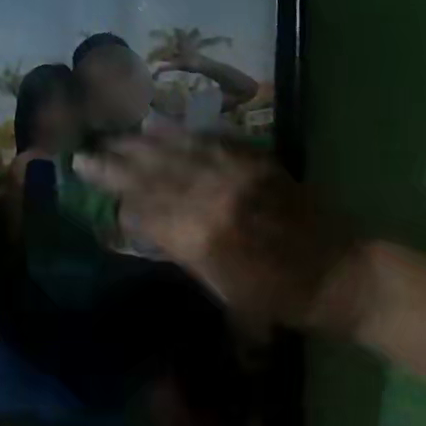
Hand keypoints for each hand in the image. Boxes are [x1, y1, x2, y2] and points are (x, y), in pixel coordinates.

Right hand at [76, 132, 364, 333]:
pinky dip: (183, 135)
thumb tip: (139, 218)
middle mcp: (213, 198)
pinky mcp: (256, 161)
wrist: (340, 275)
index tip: (86, 175)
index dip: (112, 190)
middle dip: (114, 161)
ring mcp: (236, 174)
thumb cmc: (276, 297)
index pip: (142, 204)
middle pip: (152, 172)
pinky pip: (211, 140)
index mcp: (200, 235)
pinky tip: (162, 128)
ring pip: (177, 150)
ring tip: (115, 136)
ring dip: (141, 142)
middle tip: (85, 151)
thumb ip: (177, 247)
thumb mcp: (218, 287)